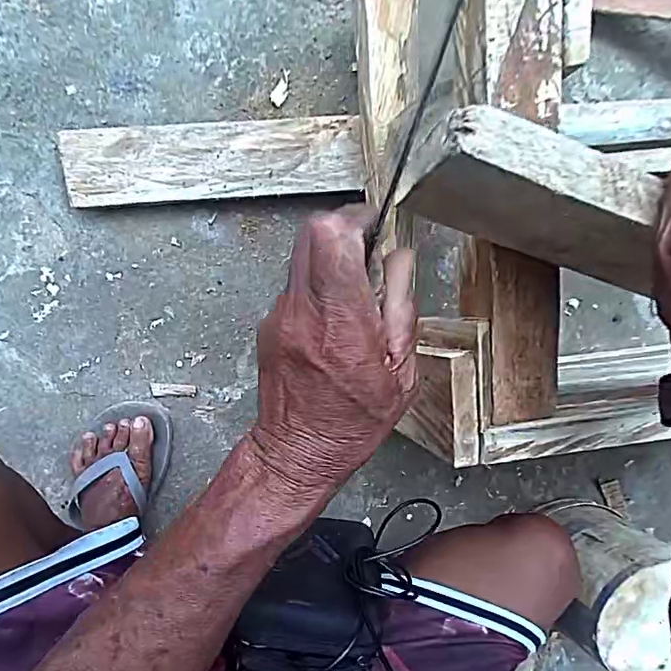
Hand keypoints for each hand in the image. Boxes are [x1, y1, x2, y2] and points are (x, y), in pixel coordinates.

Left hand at [248, 205, 416, 496]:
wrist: (299, 451)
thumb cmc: (351, 423)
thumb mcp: (401, 374)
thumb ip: (401, 309)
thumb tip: (400, 260)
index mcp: (344, 326)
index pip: (334, 238)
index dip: (357, 219)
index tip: (374, 225)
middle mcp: (304, 314)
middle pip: (311, 233)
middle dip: (343, 229)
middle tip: (366, 251)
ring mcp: (280, 317)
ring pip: (302, 256)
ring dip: (330, 260)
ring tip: (352, 296)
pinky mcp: (269, 323)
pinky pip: (295, 285)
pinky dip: (317, 287)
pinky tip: (333, 321)